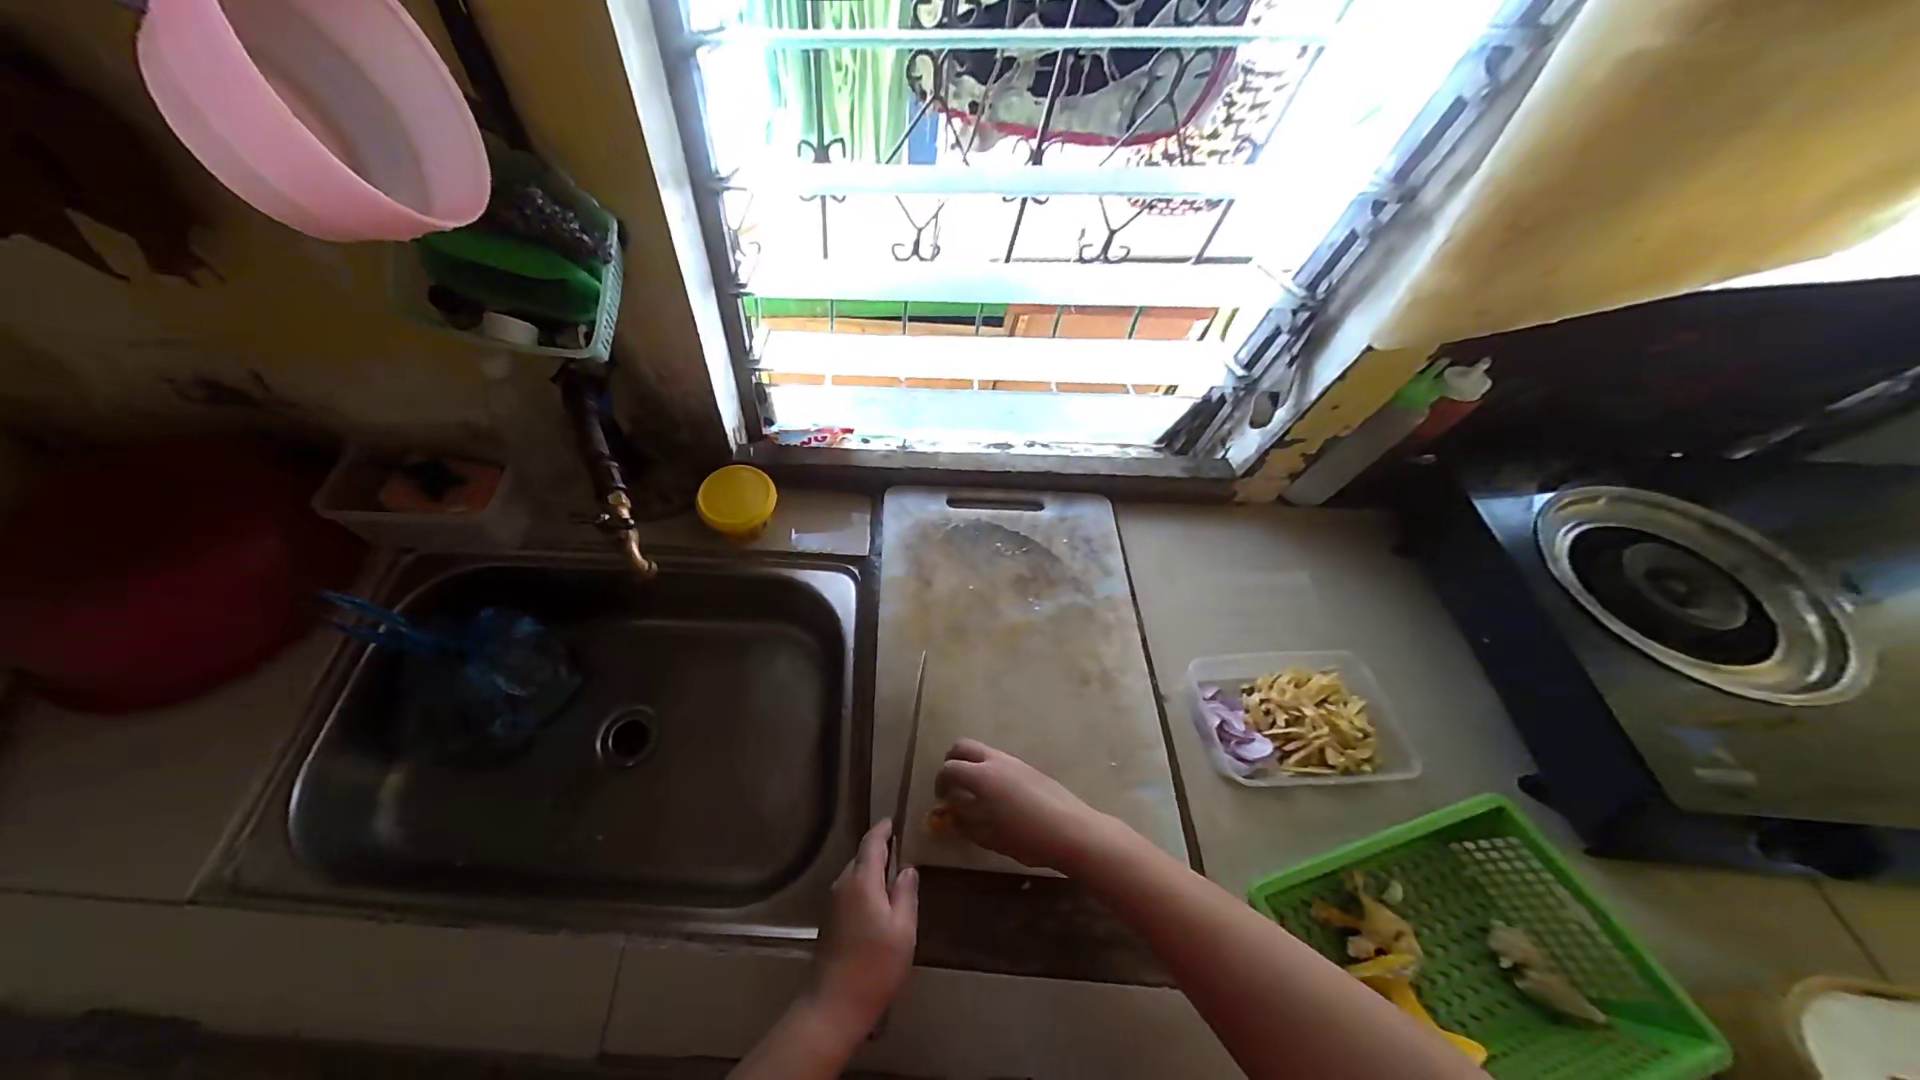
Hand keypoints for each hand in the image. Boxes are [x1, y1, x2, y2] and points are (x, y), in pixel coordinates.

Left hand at [808, 819, 917, 1032]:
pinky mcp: (830, 920)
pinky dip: (865, 886)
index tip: (893, 820)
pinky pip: (850, 890)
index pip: (872, 842)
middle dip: (879, 849)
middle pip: (861, 856)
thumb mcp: (903, 929)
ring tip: (893, 874)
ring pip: (855, 874)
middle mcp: (843, 884)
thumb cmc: (875, 966)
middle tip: (901, 849)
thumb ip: (906, 893)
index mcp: (862, 880)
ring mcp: (833, 903)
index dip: (883, 829)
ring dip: (872, 869)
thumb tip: (907, 868)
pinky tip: (878, 901)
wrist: (833, 1006)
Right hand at [934, 739, 1117, 872]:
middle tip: (952, 785)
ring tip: (975, 792)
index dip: (940, 782)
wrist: (1073, 830)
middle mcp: (996, 761)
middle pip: (963, 746)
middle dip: (952, 762)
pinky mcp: (1029, 767)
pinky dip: (989, 769)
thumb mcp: (991, 837)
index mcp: (982, 777)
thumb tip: (952, 815)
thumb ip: (966, 824)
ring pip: (983, 751)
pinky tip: (997, 795)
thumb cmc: (1028, 838)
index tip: (941, 798)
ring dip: (972, 764)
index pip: (949, 769)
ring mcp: (1014, 761)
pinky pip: (1000, 760)